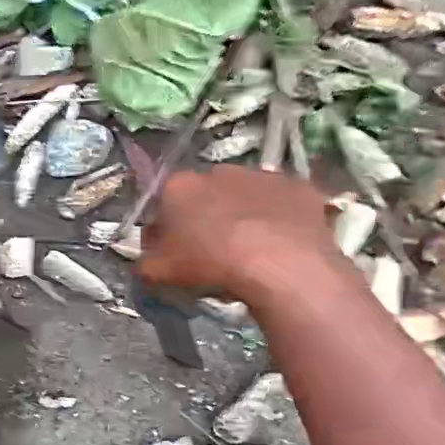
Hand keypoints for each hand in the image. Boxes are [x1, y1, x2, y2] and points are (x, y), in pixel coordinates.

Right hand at [138, 165, 341, 301]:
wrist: (281, 267)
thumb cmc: (209, 264)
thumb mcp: (156, 273)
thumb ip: (144, 259)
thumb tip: (148, 254)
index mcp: (178, 186)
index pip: (161, 199)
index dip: (164, 223)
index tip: (169, 245)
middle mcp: (219, 171)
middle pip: (204, 192)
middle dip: (203, 213)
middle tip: (207, 247)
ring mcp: (263, 175)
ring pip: (243, 194)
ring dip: (240, 213)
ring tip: (246, 248)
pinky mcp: (300, 186)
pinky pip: (280, 202)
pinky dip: (276, 217)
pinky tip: (277, 243)